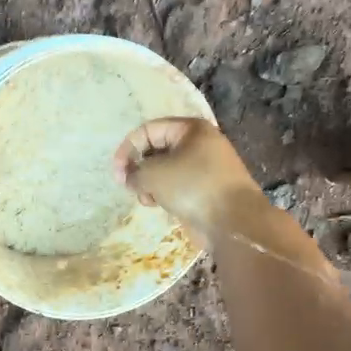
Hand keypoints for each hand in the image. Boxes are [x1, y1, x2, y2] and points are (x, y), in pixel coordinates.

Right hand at [113, 118, 263, 242]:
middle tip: (130, 186)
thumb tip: (129, 178)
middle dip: (139, 168)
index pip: (148, 130)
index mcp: (191, 129)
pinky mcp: (208, 188)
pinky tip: (159, 205)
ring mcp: (207, 167)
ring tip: (146, 199)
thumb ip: (133, 172)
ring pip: (167, 169)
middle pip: (157, 149)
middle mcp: (201, 143)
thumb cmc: (192, 187)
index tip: (117, 174)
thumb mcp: (153, 174)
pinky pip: (178, 184)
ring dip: (151, 183)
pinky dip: (165, 193)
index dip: (127, 149)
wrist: (234, 222)